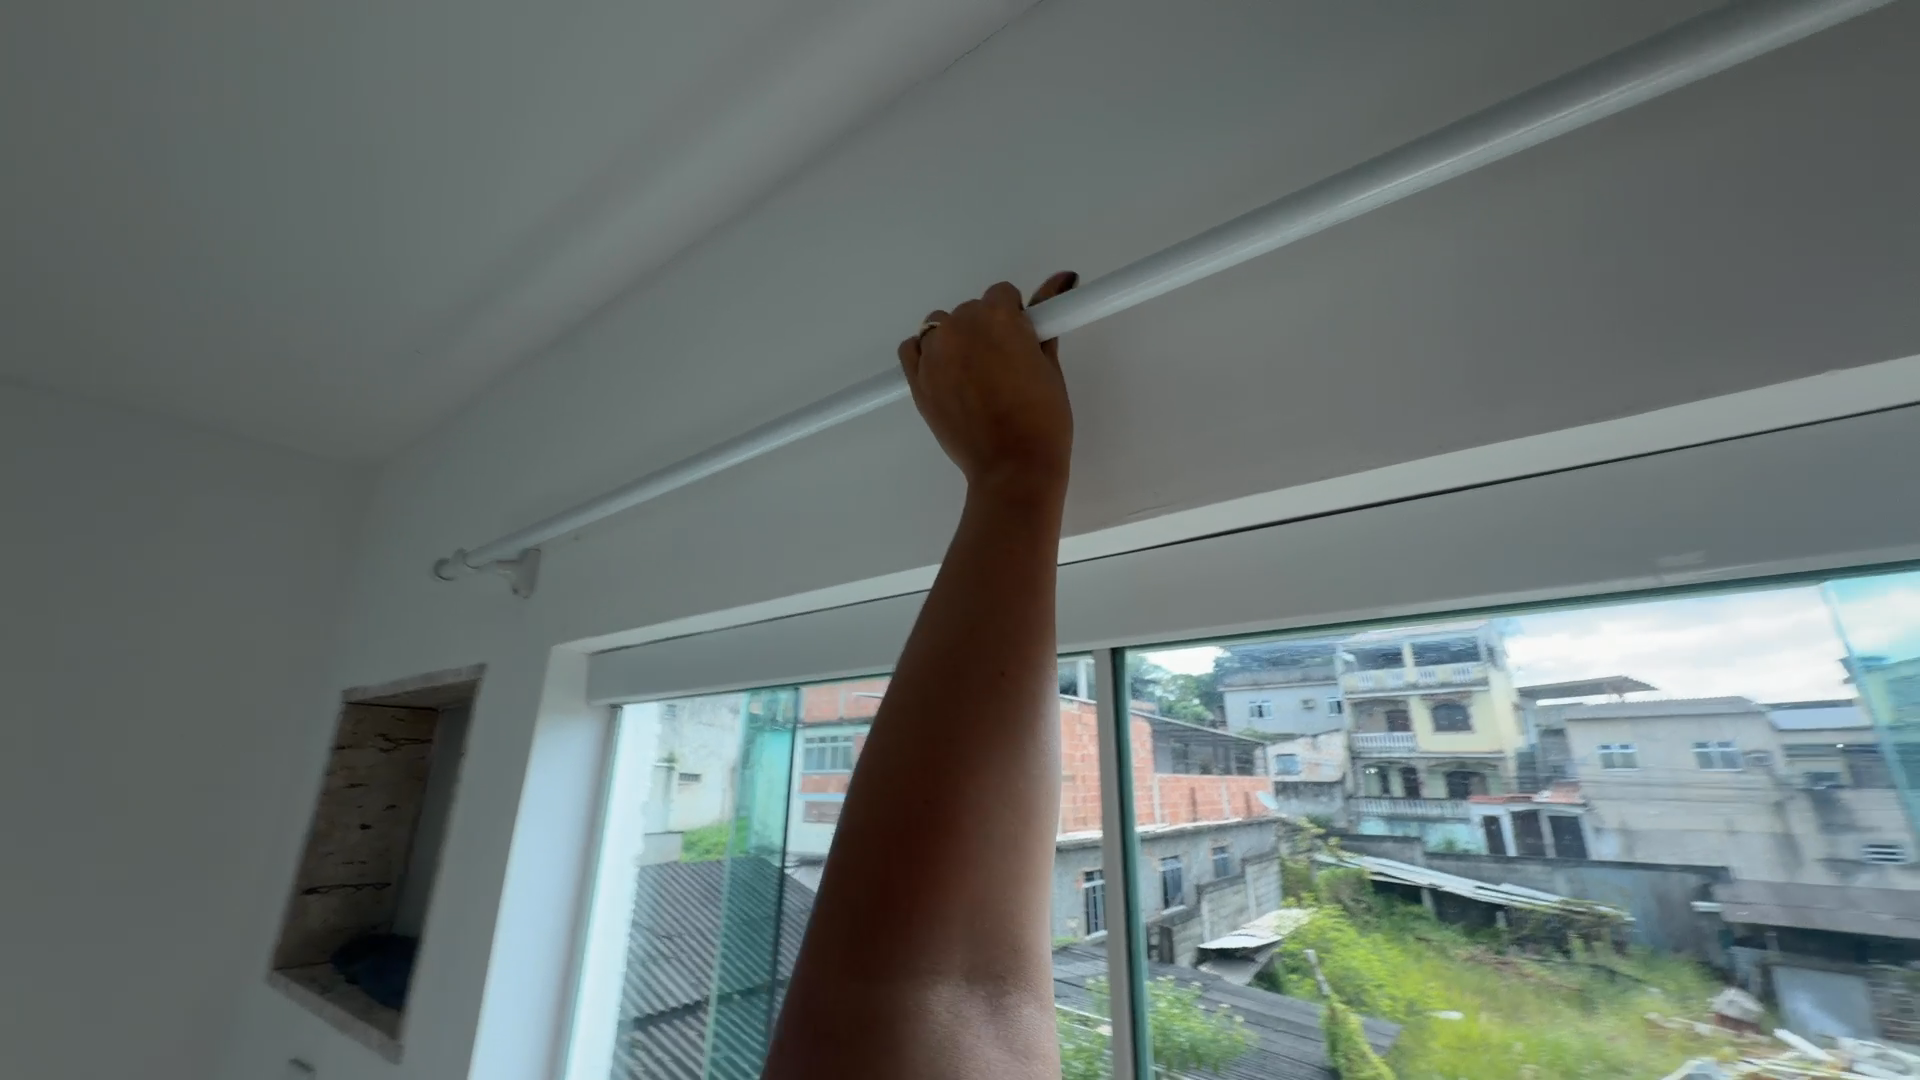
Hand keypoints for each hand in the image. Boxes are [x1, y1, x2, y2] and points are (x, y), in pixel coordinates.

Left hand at [897, 272, 1077, 499]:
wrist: (1012, 465)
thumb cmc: (1041, 420)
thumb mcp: (1049, 366)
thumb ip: (1046, 321)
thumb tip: (1062, 281)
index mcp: (999, 317)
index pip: (1002, 295)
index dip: (1013, 319)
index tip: (1019, 342)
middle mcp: (962, 328)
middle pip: (970, 312)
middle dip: (985, 332)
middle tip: (1002, 368)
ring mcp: (935, 354)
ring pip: (940, 328)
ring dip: (955, 342)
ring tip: (973, 376)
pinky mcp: (917, 381)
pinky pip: (911, 349)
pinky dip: (925, 355)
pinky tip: (945, 374)